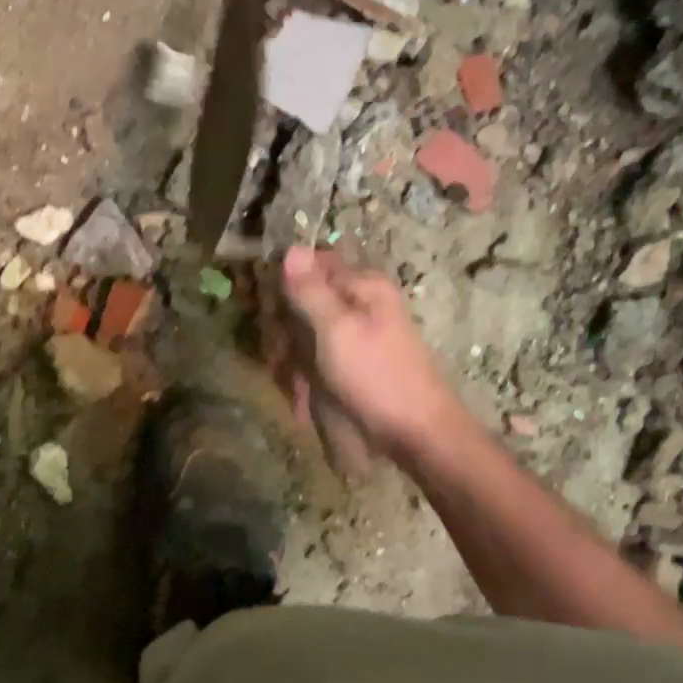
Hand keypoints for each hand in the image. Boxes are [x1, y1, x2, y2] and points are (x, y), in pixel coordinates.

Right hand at [276, 247, 471, 461]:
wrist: (413, 436)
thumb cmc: (377, 377)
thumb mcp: (337, 329)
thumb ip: (309, 289)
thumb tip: (290, 246)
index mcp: (360, 286)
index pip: (305, 264)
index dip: (280, 284)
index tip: (269, 311)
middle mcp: (353, 304)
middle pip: (295, 300)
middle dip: (280, 328)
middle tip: (281, 352)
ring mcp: (345, 336)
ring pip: (294, 332)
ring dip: (285, 356)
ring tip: (292, 380)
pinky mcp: (339, 363)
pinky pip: (304, 358)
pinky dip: (297, 374)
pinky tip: (299, 393)